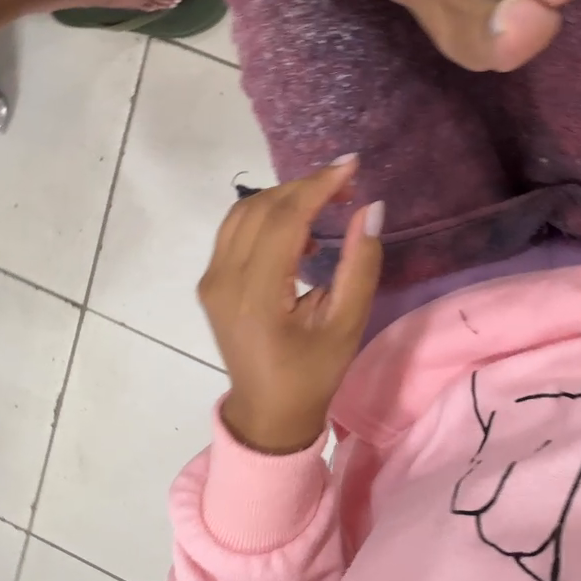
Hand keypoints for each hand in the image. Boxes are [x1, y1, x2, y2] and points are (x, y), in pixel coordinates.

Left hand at [198, 157, 384, 454]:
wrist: (267, 413)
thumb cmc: (312, 373)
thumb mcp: (347, 324)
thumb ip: (360, 265)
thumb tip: (370, 209)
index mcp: (257, 295)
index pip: (286, 219)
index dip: (319, 186)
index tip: (352, 167)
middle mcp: (224, 279)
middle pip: (262, 207)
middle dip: (305, 187)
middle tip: (346, 187)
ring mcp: (211, 279)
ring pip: (244, 212)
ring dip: (284, 197)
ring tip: (325, 203)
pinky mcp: (211, 281)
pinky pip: (235, 228)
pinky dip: (267, 215)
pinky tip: (298, 230)